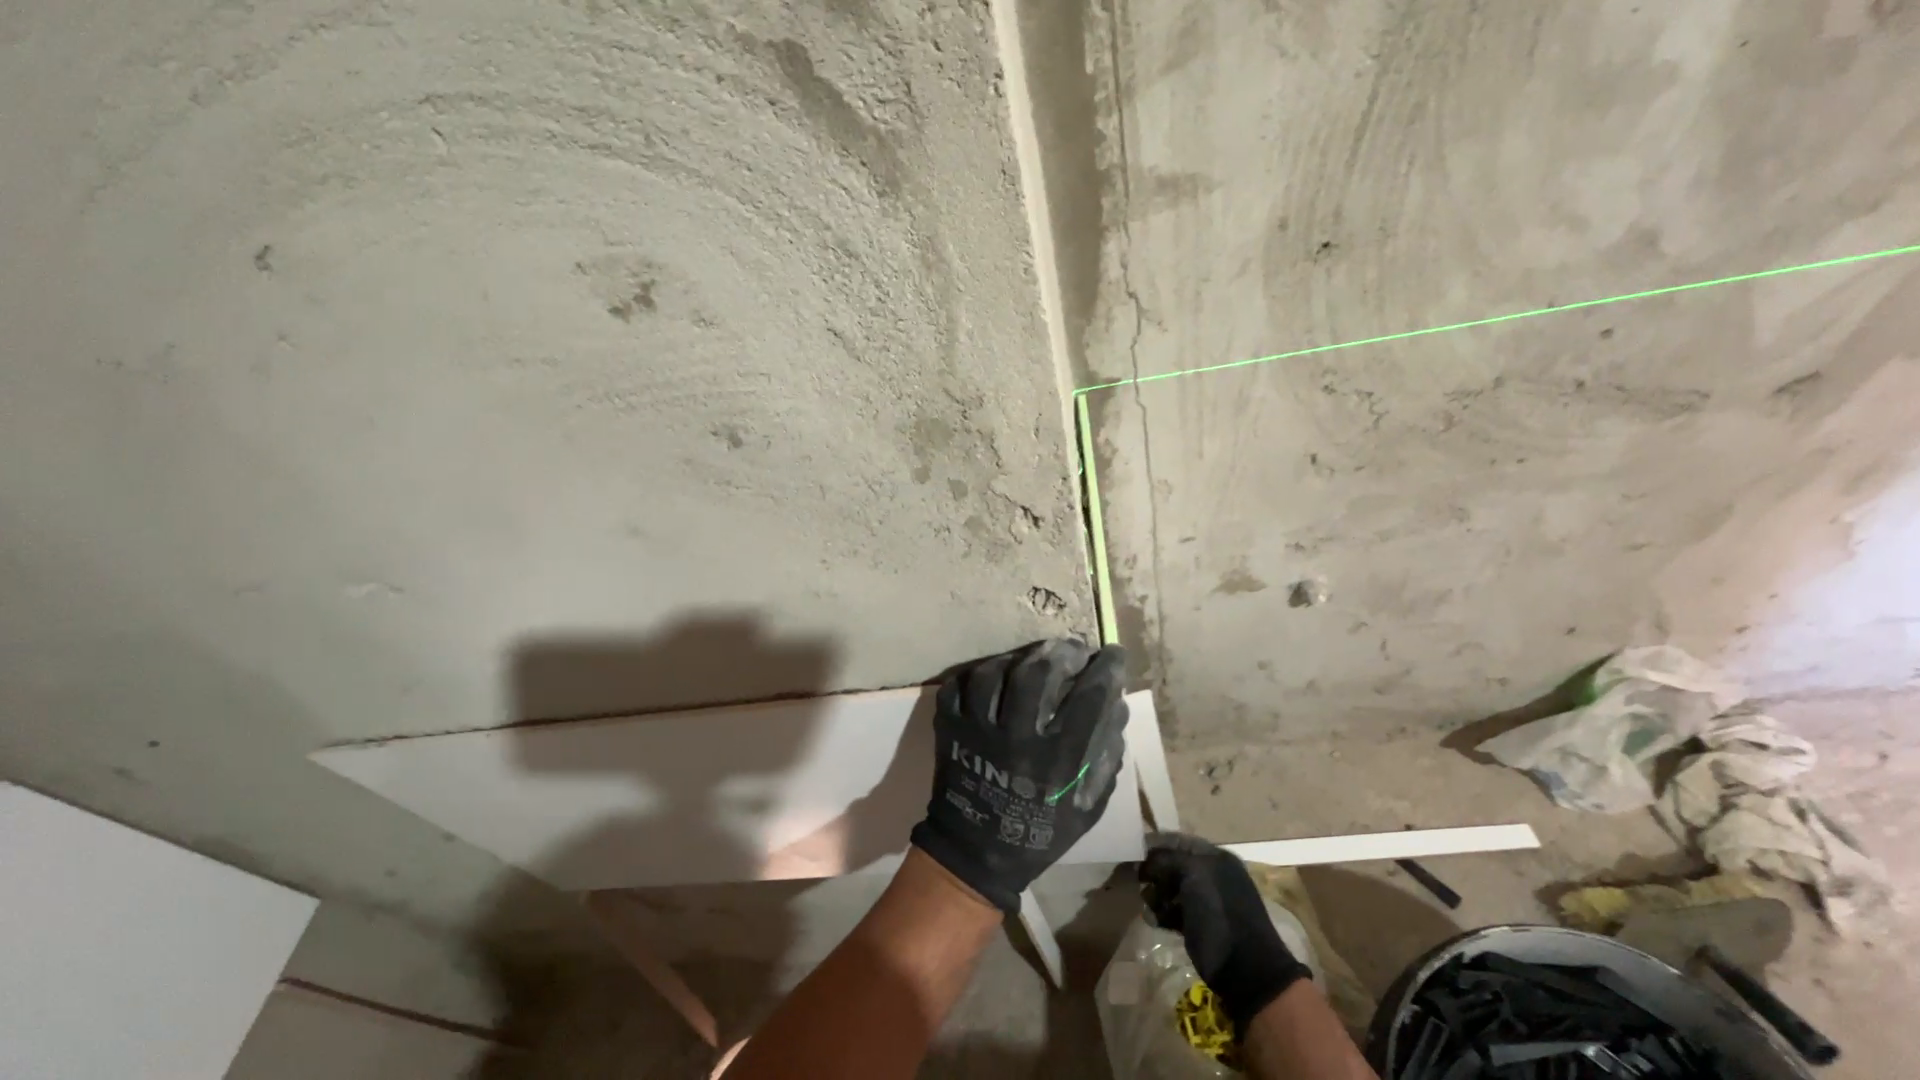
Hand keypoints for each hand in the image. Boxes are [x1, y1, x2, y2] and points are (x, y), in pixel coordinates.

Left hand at [909, 639, 1128, 912]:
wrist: (975, 854)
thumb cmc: (1042, 830)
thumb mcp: (1089, 805)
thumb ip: (1107, 755)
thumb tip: (1116, 705)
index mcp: (1058, 759)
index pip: (1090, 696)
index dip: (1107, 668)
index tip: (1114, 654)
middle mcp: (1018, 738)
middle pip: (1039, 673)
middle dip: (1062, 652)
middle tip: (1072, 649)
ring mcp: (977, 730)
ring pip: (996, 672)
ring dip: (1018, 658)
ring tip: (1032, 659)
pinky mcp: (948, 729)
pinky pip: (960, 685)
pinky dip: (979, 673)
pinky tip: (995, 676)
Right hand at [1140, 834, 1312, 1032]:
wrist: (1244, 968)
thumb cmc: (1219, 913)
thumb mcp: (1193, 875)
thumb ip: (1167, 859)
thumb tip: (1146, 862)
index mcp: (1215, 858)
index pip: (1177, 841)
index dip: (1155, 845)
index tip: (1134, 855)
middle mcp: (1210, 875)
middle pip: (1172, 864)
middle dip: (1154, 873)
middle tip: (1141, 883)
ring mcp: (1205, 901)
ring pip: (1170, 888)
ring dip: (1156, 895)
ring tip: (1152, 906)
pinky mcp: (1198, 924)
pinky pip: (1172, 911)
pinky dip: (1161, 914)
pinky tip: (1155, 921)